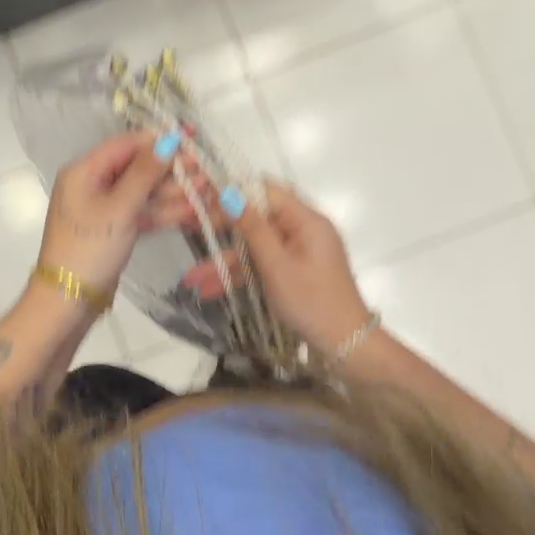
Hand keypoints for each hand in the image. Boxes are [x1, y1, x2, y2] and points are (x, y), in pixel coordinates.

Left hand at [36, 130, 205, 300]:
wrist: (68, 301)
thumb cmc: (90, 248)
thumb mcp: (119, 208)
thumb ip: (145, 173)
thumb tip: (168, 140)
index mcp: (84, 171)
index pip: (126, 145)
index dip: (160, 141)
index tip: (192, 139)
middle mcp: (91, 184)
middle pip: (137, 168)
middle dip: (171, 170)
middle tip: (206, 172)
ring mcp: (102, 208)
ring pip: (142, 192)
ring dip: (172, 193)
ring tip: (207, 192)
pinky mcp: (112, 230)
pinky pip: (140, 213)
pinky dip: (162, 213)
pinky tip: (191, 213)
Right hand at [181, 181, 372, 354]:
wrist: (345, 344)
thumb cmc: (311, 301)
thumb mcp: (276, 265)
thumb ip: (252, 229)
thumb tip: (230, 193)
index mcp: (306, 220)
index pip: (267, 191)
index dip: (235, 192)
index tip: (203, 198)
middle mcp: (303, 230)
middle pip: (257, 219)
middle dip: (222, 230)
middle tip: (189, 231)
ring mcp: (298, 252)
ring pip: (255, 247)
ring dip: (225, 261)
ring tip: (192, 278)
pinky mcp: (294, 272)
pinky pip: (262, 265)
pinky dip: (240, 276)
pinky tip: (211, 289)